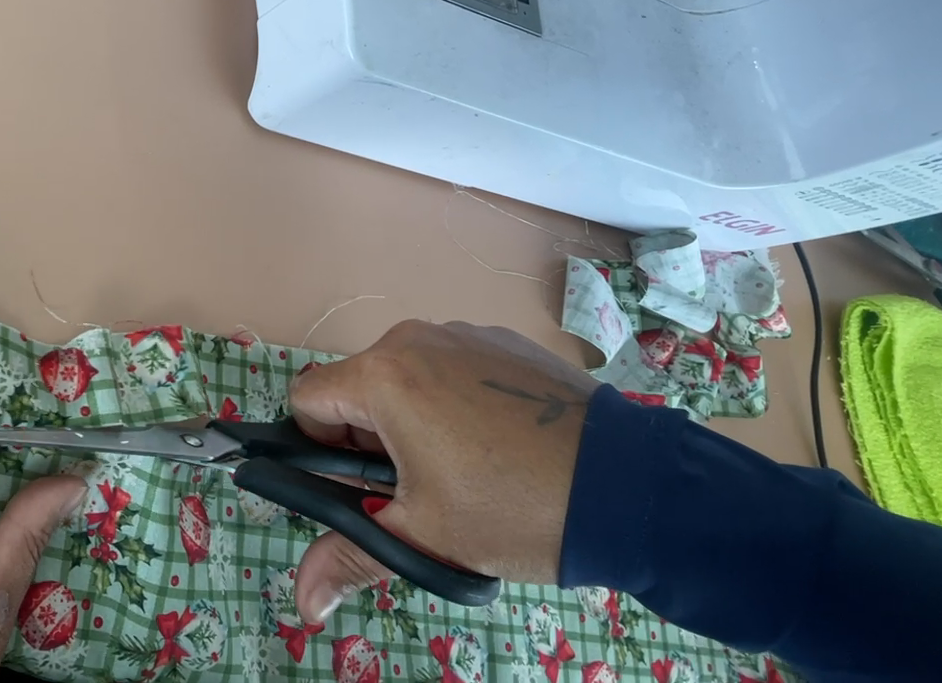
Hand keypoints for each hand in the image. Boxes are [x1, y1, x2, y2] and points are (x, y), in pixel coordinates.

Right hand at [287, 320, 594, 621]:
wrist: (638, 490)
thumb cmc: (516, 510)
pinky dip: (454, 399)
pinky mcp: (502, 340)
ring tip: (466, 467)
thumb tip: (304, 607)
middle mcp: (411, 338)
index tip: (365, 484)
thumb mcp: (427, 538)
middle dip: (370, 437)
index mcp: (382, 375)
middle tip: (418, 486)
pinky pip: (450, 366)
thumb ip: (352, 559)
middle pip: (357, 388)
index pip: (307, 399)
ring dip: (411, 417)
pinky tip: (501, 441)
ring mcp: (460, 334)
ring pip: (403, 377)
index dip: (320, 447)